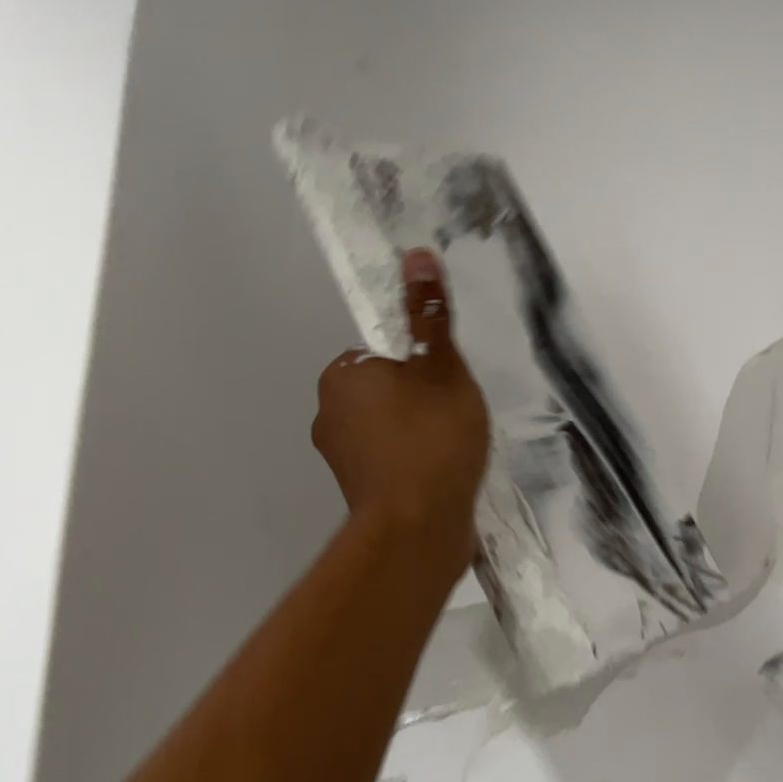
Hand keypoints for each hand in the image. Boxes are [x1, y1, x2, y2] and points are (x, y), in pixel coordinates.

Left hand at [312, 248, 489, 552]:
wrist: (419, 528)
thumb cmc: (432, 439)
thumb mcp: (441, 367)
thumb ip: (428, 314)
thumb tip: (414, 253)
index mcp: (342, 375)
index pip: (383, 354)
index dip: (420, 367)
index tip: (446, 388)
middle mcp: (327, 413)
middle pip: (385, 392)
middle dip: (417, 402)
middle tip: (455, 419)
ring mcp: (340, 458)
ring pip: (386, 431)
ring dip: (415, 437)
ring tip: (453, 453)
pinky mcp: (358, 493)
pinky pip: (390, 465)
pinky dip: (413, 467)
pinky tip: (442, 478)